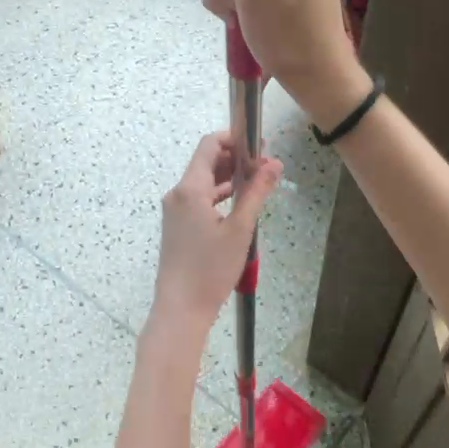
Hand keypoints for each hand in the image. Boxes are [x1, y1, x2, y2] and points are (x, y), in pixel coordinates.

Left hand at [151, 132, 281, 333]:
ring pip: (202, 181)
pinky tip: (238, 202)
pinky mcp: (176, 225)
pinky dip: (218, 195)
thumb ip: (256, 193)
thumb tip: (274, 163)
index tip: (259, 144)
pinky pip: (197, 199)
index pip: (209, 145)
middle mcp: (177, 193)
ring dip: (228, 177)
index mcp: (189, 189)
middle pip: (205, 161)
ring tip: (257, 181)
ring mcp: (174, 210)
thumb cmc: (211, 269)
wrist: (180, 308)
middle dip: (234, 158)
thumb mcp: (240, 229)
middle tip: (265, 163)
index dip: (234, 138)